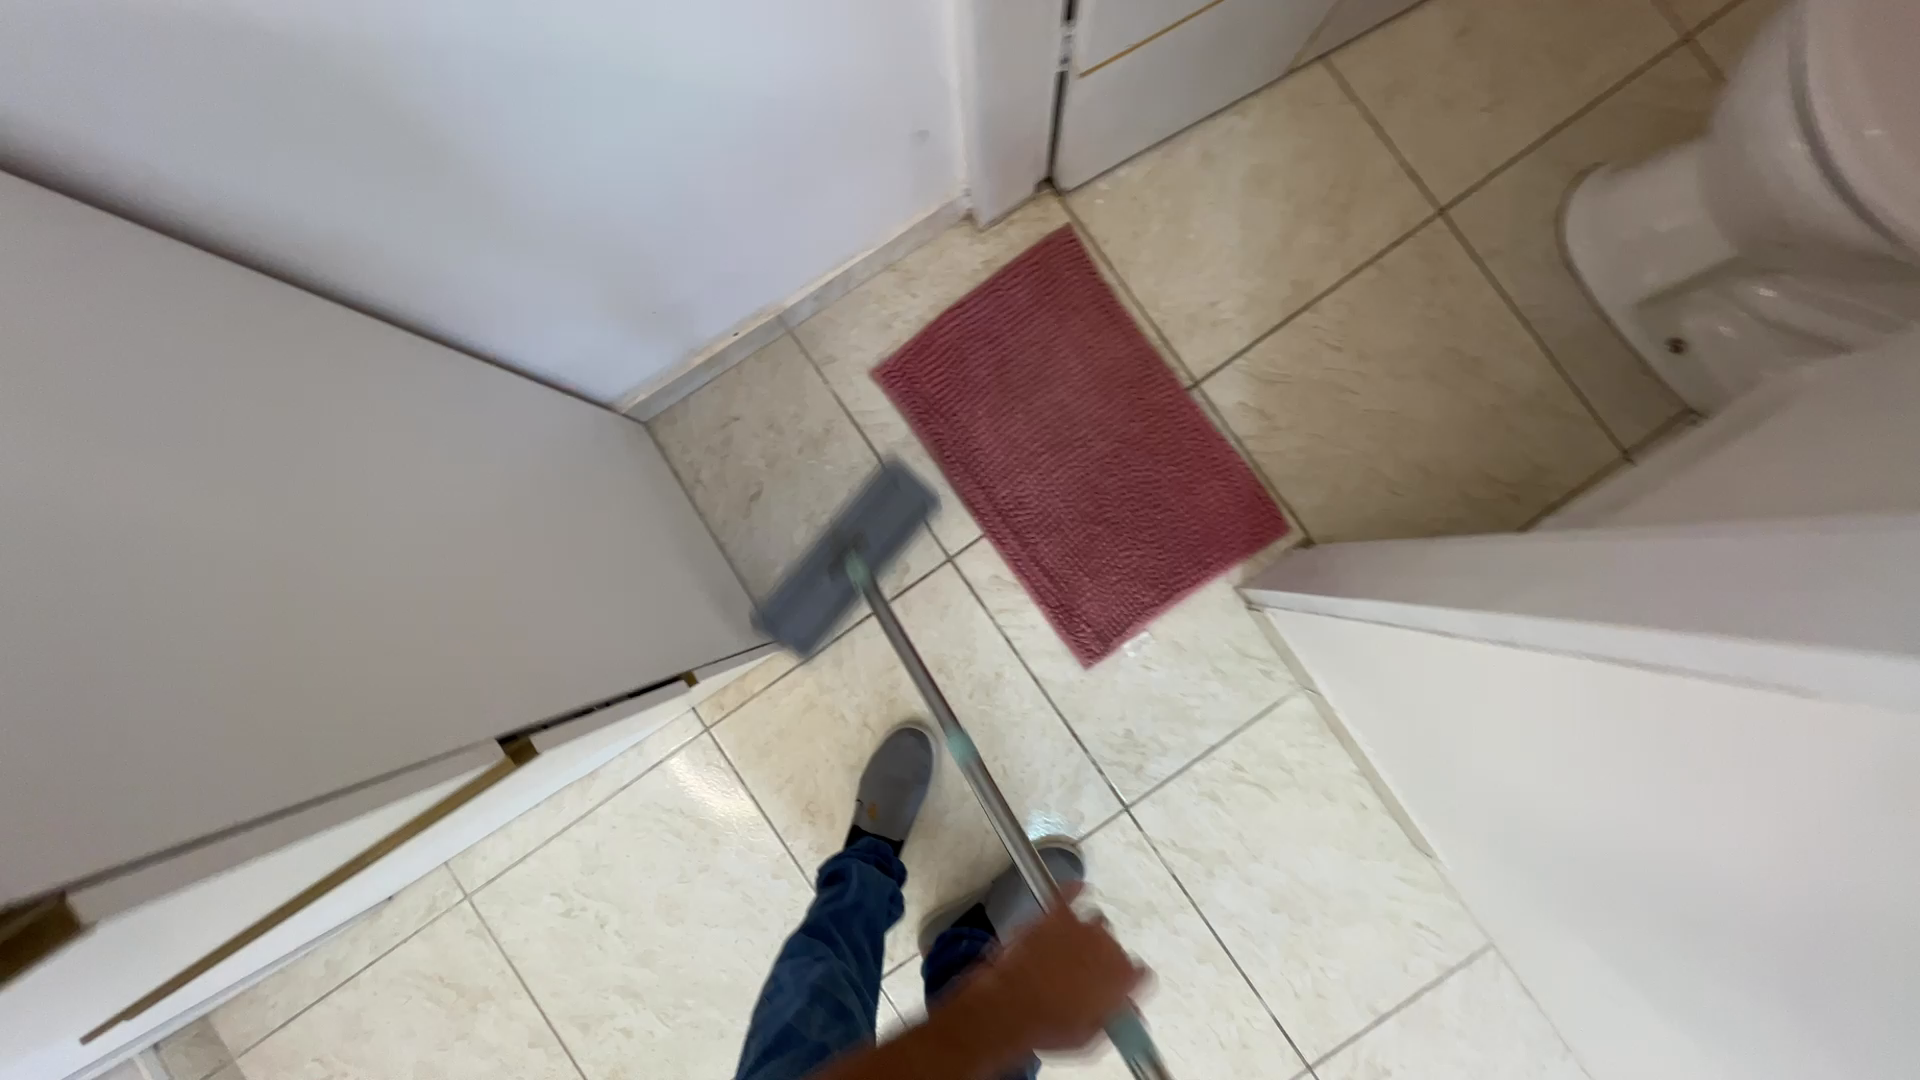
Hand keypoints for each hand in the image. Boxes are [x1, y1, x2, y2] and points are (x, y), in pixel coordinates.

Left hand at [952, 884, 1150, 1054]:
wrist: (1011, 1005)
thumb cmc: (1050, 1026)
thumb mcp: (1091, 1036)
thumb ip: (1114, 1015)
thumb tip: (1128, 1010)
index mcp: (1122, 979)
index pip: (1140, 973)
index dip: (1128, 980)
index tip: (1119, 985)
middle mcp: (1107, 946)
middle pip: (1114, 945)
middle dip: (1103, 956)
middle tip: (1086, 971)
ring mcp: (1080, 925)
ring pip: (1096, 920)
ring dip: (1087, 930)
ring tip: (1071, 945)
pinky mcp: (1055, 912)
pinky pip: (1070, 891)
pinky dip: (1074, 890)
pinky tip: (1077, 887)